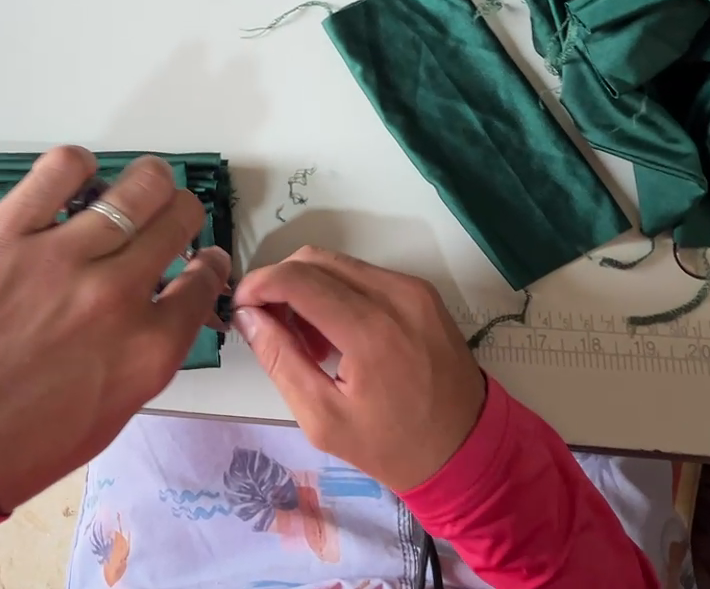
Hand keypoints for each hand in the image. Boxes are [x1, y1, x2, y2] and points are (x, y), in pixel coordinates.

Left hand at [0, 147, 229, 510]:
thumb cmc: (28, 438)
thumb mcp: (114, 407)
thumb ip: (151, 347)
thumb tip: (169, 294)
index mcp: (147, 348)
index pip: (203, 278)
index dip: (205, 263)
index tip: (196, 258)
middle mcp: (116, 295)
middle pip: (179, 215)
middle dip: (179, 215)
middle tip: (158, 224)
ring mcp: (61, 257)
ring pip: (139, 184)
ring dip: (145, 185)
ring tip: (125, 196)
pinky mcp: (9, 230)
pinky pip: (64, 167)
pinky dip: (78, 166)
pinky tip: (73, 185)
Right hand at [230, 246, 483, 491]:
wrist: (470, 451)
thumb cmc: (393, 446)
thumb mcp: (324, 419)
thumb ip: (280, 360)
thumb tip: (247, 316)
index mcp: (370, 331)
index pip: (297, 279)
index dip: (258, 284)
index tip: (239, 307)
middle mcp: (394, 294)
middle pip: (313, 259)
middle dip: (279, 282)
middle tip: (268, 324)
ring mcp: (411, 287)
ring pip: (336, 261)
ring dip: (306, 285)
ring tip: (304, 336)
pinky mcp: (420, 290)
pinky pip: (361, 272)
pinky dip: (335, 290)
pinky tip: (335, 331)